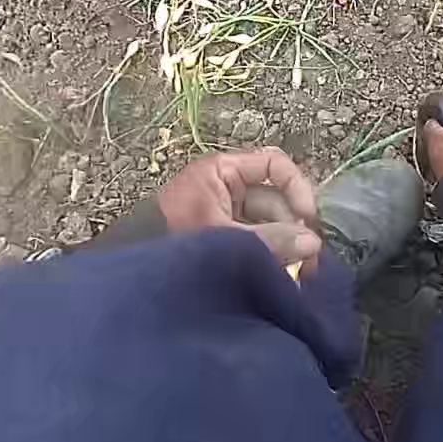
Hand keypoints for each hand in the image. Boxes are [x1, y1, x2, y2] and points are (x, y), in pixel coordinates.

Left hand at [157, 148, 321, 263]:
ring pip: (269, 222)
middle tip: (309, 259)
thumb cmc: (171, 239)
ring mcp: (226, 213)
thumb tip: (313, 243)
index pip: (273, 164)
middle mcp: (228, 187)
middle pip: (275, 198)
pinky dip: (269, 255)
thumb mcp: (222, 236)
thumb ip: (269, 239)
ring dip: (285, 245)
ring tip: (299, 275)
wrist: (129, 276)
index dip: (296, 187)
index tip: (308, 218)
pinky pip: (256, 240)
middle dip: (293, 226)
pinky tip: (282, 277)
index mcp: (223, 171)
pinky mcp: (224, 237)